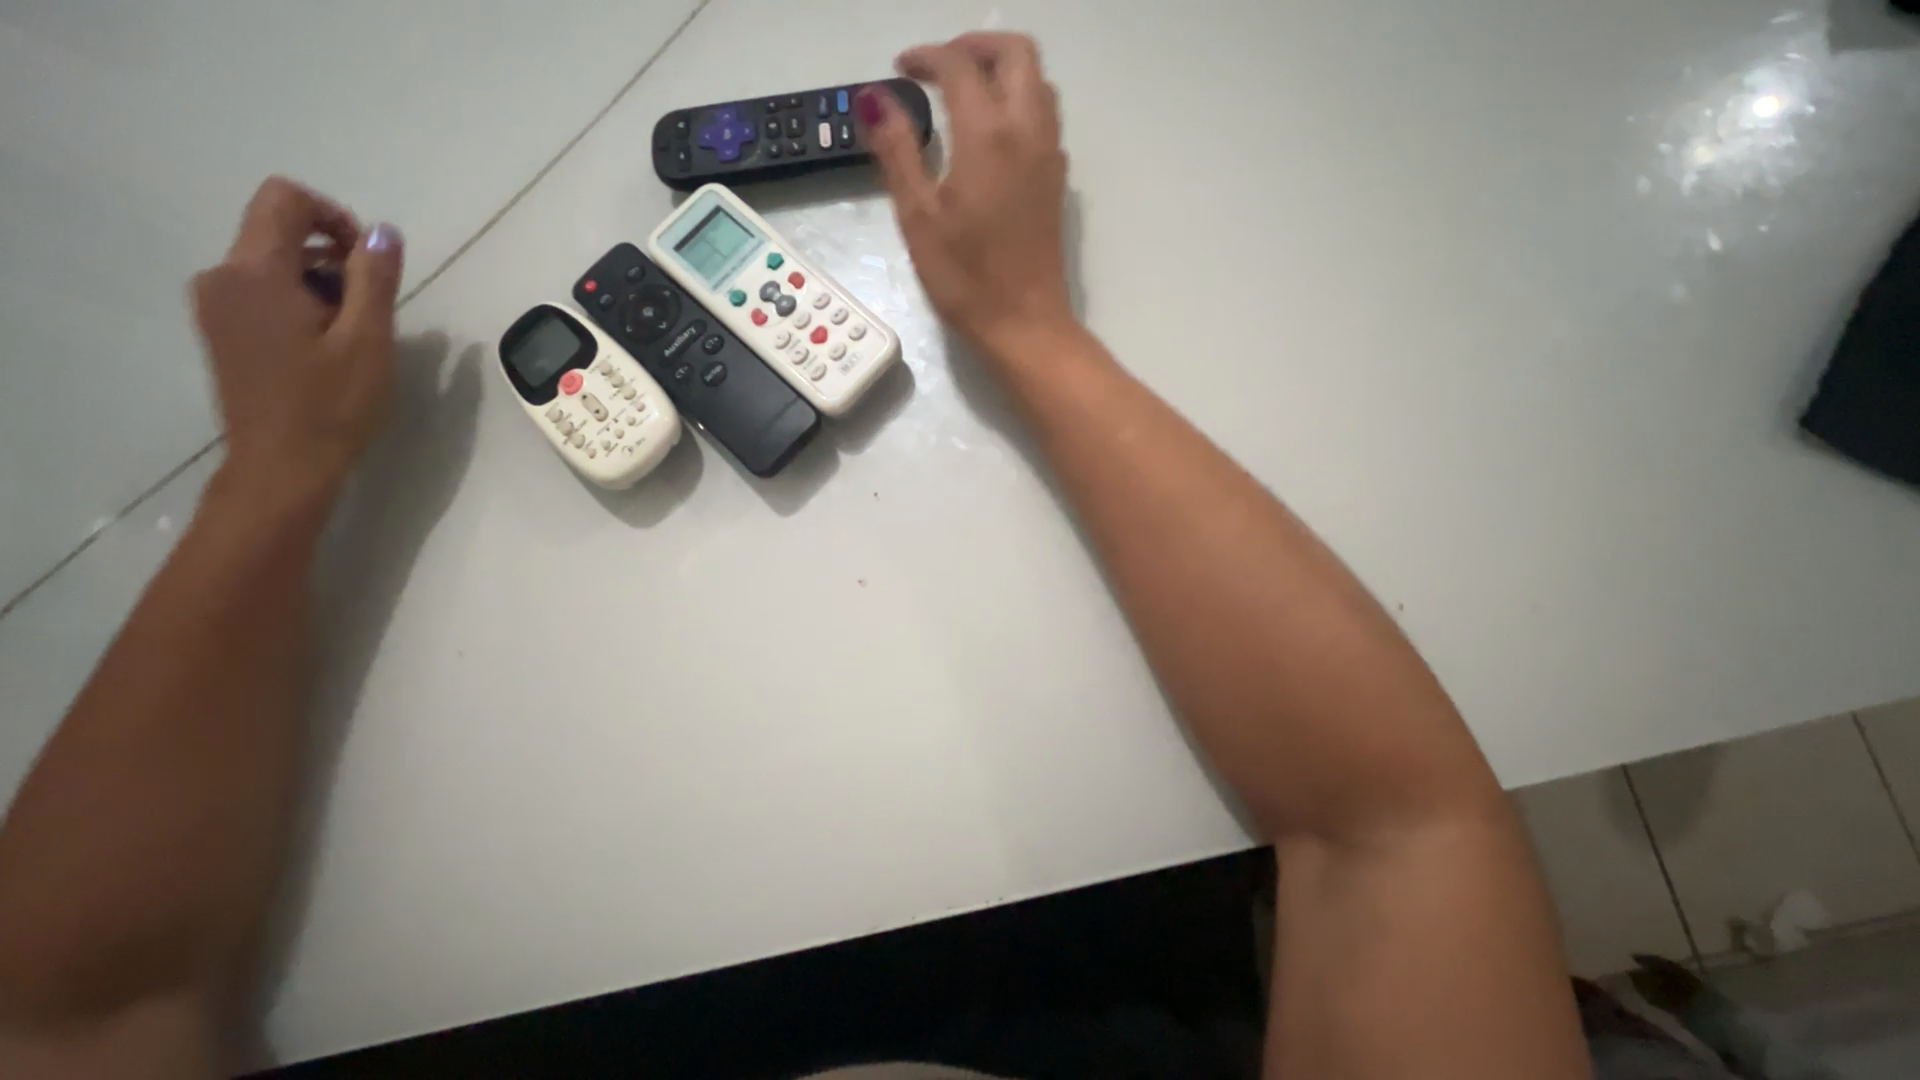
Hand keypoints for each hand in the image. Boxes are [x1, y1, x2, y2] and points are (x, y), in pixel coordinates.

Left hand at [191, 177, 404, 512]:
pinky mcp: (220, 328)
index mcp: (255, 272)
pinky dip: (299, 302)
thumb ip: (374, 279)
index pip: (284, 199)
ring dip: (320, 283)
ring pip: (273, 263)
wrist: (281, 466)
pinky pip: (261, 290)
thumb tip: (382, 232)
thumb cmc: (331, 405)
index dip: (334, 217)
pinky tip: (325, 346)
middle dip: (332, 257)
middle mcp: (222, 276)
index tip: (368, 262)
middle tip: (370, 309)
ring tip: (351, 335)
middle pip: (278, 231)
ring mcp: (215, 304)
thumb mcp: (369, 340)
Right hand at [858, 33, 1076, 363]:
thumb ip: (898, 150)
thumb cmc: (965, 278)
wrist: (1024, 323)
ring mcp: (1049, 154)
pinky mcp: (1056, 178)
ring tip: (962, 91)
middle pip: (1015, 52)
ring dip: (1001, 69)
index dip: (926, 56)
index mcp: (989, 135)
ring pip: (1037, 80)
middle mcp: (1028, 131)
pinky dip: (1018, 99)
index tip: (901, 70)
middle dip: (975, 45)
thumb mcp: (918, 216)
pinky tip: (989, 131)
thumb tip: (874, 99)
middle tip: (938, 65)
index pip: (959, 66)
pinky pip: (1044, 114)